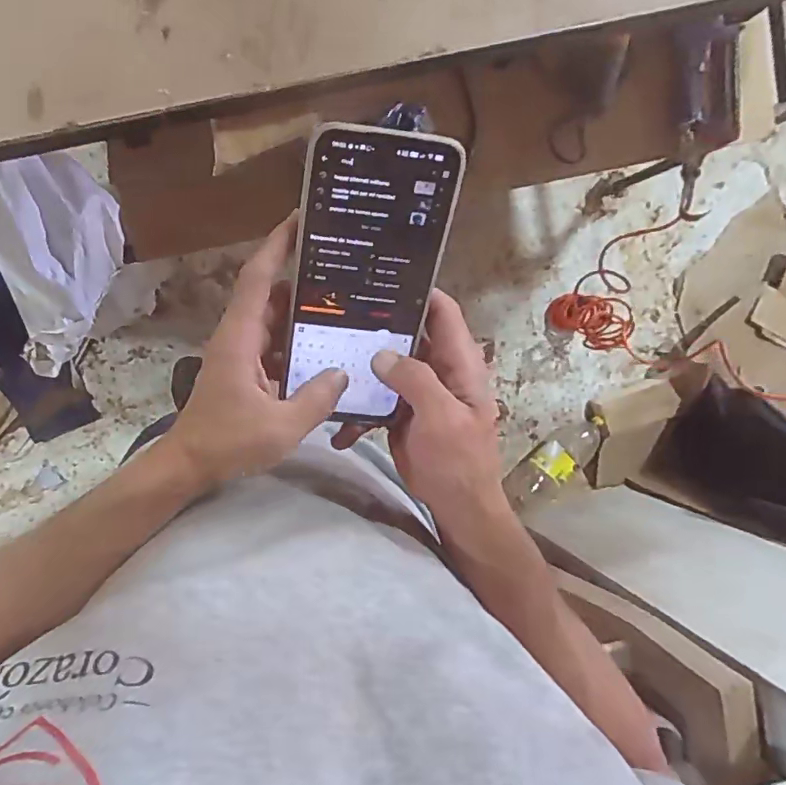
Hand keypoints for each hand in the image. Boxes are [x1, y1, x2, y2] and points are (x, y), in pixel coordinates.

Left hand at [159, 213, 347, 487]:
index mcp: (240, 337)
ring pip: (276, 321)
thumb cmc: (227, 442)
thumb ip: (316, 399)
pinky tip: (328, 348)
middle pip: (271, 294)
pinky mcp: (246, 371)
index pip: (258, 278)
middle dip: (303, 277)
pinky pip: (277, 345)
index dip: (277, 244)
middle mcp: (239, 336)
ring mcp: (241, 354)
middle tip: (345, 265)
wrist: (189, 465)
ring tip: (346, 303)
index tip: (299, 218)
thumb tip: (341, 373)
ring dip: (304, 312)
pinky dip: (299, 341)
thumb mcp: (281, 426)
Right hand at [345, 290, 506, 519]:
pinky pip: (376, 399)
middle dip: (378, 325)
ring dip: (362, 366)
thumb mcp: (441, 417)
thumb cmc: (458, 460)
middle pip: (408, 335)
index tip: (383, 278)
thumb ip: (415, 380)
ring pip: (387, 365)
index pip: (443, 313)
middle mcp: (438, 370)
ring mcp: (418, 392)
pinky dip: (358, 409)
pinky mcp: (400, 413)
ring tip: (326, 354)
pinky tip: (337, 421)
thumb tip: (381, 353)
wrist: (457, 506)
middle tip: (339, 311)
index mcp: (458, 364)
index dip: (420, 292)